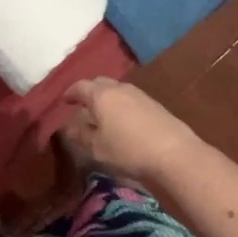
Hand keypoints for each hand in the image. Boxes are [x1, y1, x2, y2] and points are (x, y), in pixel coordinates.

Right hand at [60, 77, 200, 184]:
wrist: (173, 153)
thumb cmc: (128, 150)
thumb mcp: (96, 148)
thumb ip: (79, 134)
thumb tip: (66, 126)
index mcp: (101, 95)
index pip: (80, 86)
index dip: (69, 93)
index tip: (63, 101)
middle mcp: (120, 88)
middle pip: (99, 83)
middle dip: (88, 91)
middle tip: (82, 105)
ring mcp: (139, 94)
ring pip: (117, 89)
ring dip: (106, 97)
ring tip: (102, 113)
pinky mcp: (154, 104)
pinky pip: (130, 98)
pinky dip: (121, 104)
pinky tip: (123, 120)